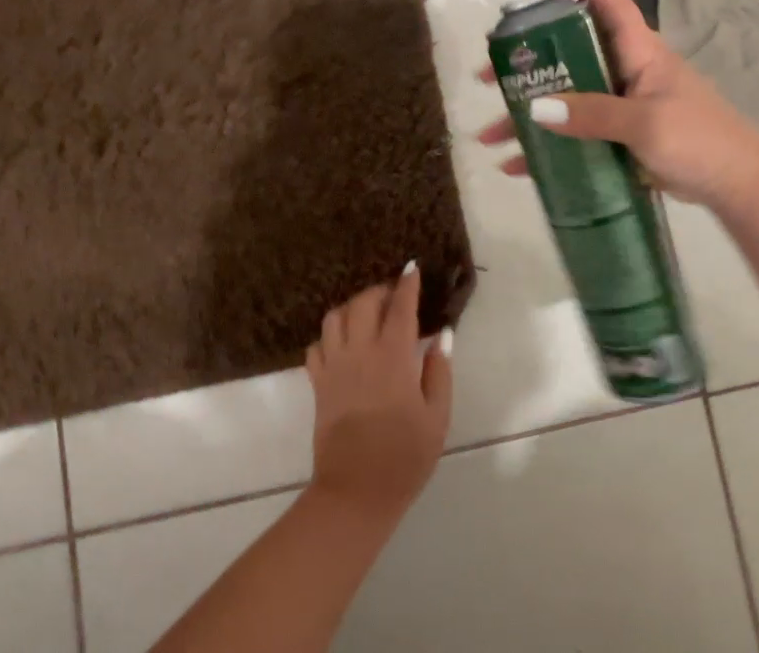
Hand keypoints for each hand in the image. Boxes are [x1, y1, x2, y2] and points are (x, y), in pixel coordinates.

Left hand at [305, 264, 453, 518]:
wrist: (356, 490)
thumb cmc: (405, 456)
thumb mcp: (437, 417)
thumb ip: (439, 372)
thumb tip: (441, 337)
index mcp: (393, 358)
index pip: (400, 308)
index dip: (407, 285)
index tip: (412, 268)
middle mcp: (359, 353)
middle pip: (363, 303)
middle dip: (379, 291)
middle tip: (394, 296)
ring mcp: (334, 367)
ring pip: (334, 318)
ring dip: (352, 308)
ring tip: (368, 315)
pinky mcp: (318, 384)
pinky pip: (317, 346)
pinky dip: (330, 336)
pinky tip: (344, 345)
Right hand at [476, 0, 758, 207]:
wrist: (740, 186)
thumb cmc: (702, 141)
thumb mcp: (647, 125)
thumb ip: (593, 114)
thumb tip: (536, 108)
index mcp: (639, 52)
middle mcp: (625, 71)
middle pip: (568, 51)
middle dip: (526, 60)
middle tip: (487, 73)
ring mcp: (621, 105)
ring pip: (564, 98)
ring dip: (526, 114)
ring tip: (490, 134)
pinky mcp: (619, 137)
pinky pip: (573, 135)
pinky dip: (545, 149)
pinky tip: (518, 167)